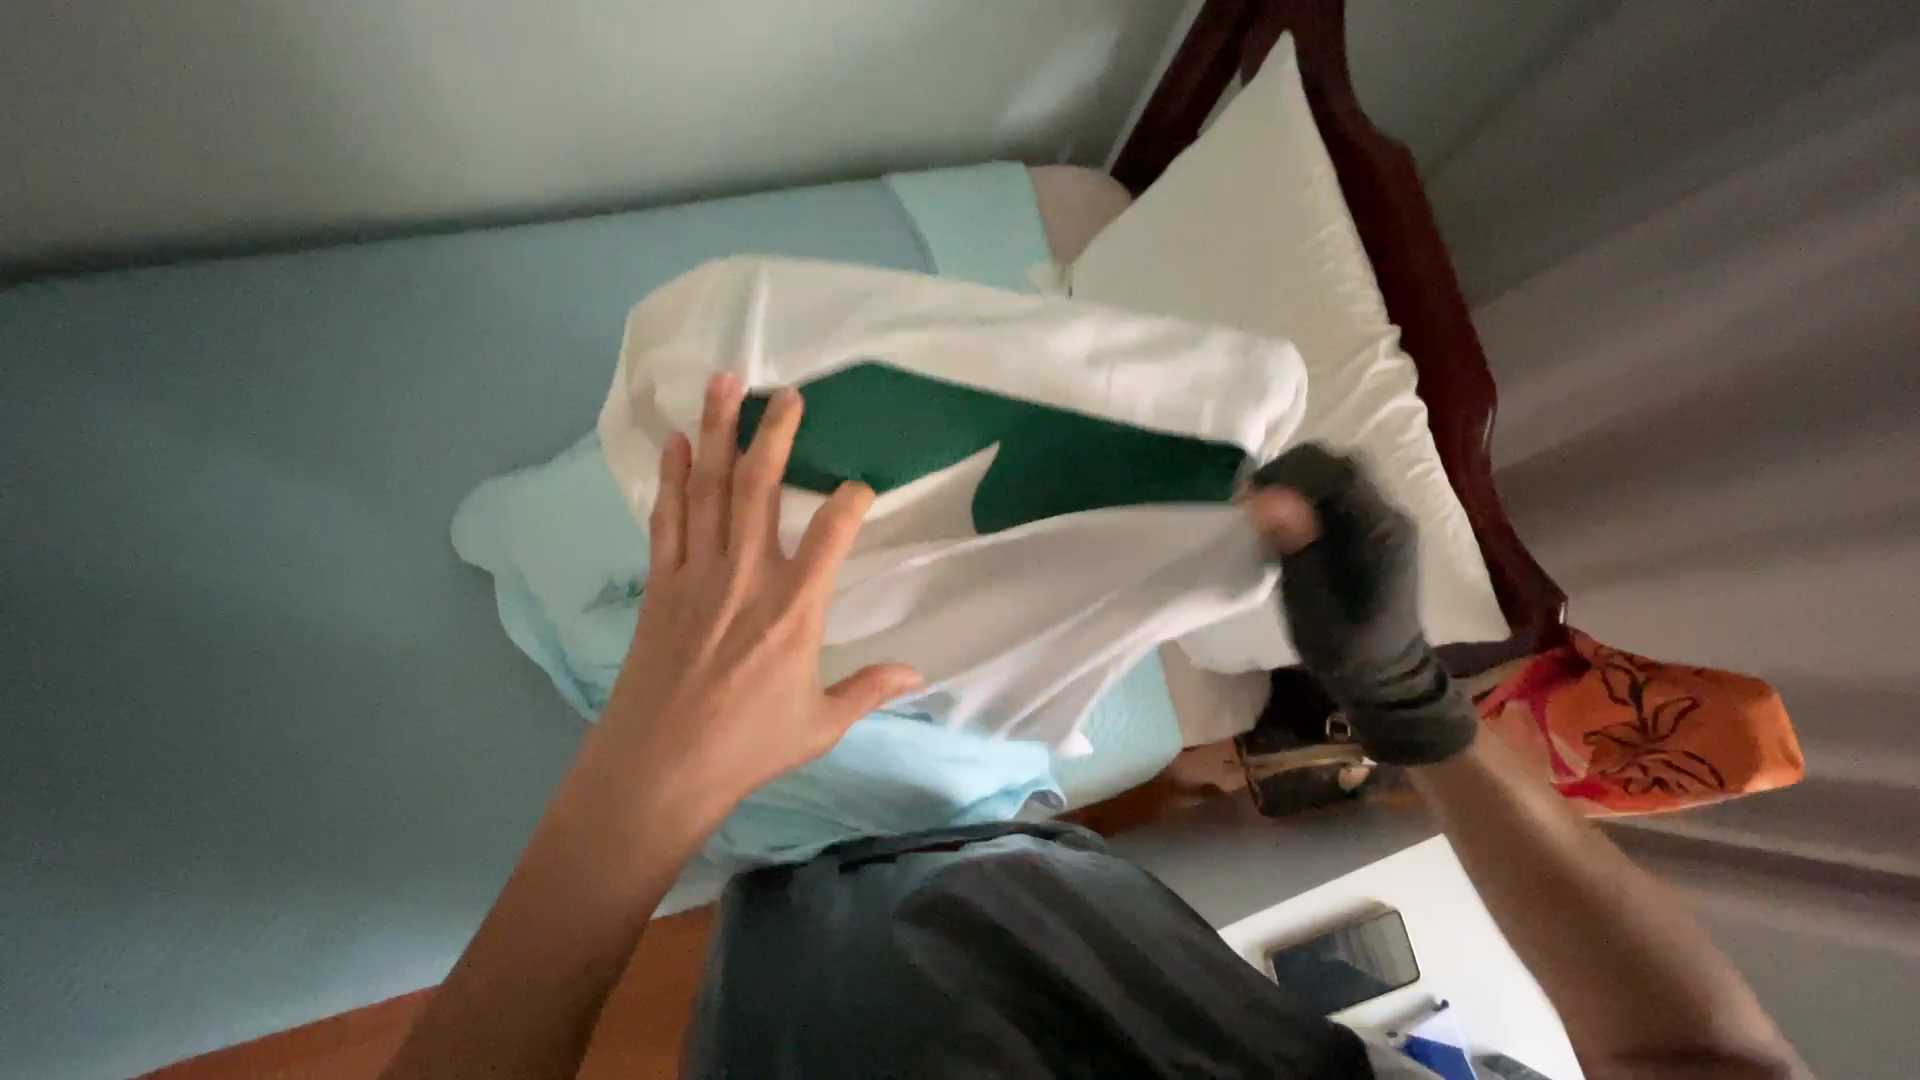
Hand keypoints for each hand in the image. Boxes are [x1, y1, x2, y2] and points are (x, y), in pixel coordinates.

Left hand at [595, 373, 923, 831]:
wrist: (659, 768)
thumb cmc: (748, 747)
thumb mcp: (822, 724)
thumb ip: (869, 689)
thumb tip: (917, 674)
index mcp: (797, 608)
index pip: (834, 532)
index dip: (852, 499)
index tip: (860, 487)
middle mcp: (749, 576)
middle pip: (762, 488)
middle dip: (775, 434)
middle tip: (787, 392)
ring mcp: (699, 574)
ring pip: (712, 490)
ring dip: (719, 432)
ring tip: (724, 383)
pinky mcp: (662, 584)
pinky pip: (668, 518)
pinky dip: (674, 477)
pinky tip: (680, 443)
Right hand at [1243, 444, 1476, 764]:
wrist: (1387, 677)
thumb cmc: (1344, 649)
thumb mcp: (1310, 604)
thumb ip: (1294, 548)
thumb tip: (1267, 499)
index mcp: (1379, 532)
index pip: (1335, 473)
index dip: (1286, 472)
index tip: (1246, 495)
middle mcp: (1389, 516)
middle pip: (1339, 464)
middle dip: (1290, 472)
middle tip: (1251, 500)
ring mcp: (1386, 521)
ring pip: (1340, 473)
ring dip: (1298, 481)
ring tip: (1264, 508)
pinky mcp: (1376, 529)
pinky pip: (1341, 492)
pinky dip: (1308, 494)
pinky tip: (1286, 520)